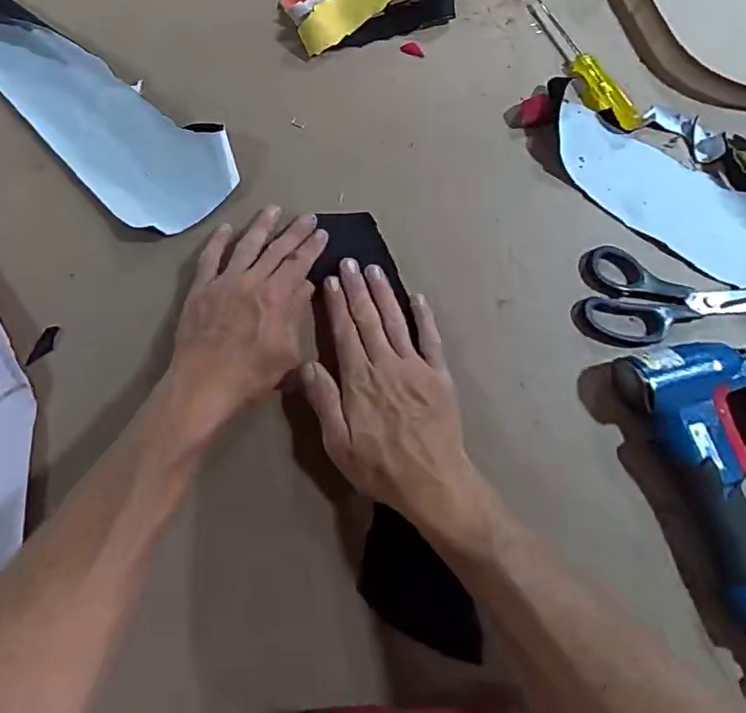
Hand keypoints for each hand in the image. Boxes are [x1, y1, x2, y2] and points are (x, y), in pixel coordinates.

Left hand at [163, 206, 326, 436]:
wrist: (203, 382)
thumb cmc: (250, 375)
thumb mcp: (287, 352)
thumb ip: (297, 315)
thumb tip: (306, 285)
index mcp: (276, 297)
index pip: (299, 264)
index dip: (312, 247)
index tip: (322, 233)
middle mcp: (252, 281)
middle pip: (277, 249)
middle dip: (295, 231)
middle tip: (308, 216)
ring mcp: (224, 281)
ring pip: (246, 245)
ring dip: (261, 226)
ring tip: (273, 209)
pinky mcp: (201, 287)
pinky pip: (211, 257)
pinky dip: (219, 240)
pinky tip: (226, 228)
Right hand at [300, 260, 486, 536]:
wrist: (434, 483)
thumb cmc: (380, 467)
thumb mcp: (338, 443)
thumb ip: (323, 401)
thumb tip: (306, 365)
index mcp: (359, 379)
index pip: (345, 332)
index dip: (336, 304)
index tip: (330, 280)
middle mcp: (386, 364)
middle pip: (368, 318)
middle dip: (356, 288)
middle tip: (348, 262)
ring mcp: (416, 367)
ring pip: (396, 321)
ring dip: (383, 293)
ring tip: (373, 269)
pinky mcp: (439, 375)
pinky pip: (431, 339)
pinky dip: (424, 316)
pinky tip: (417, 297)